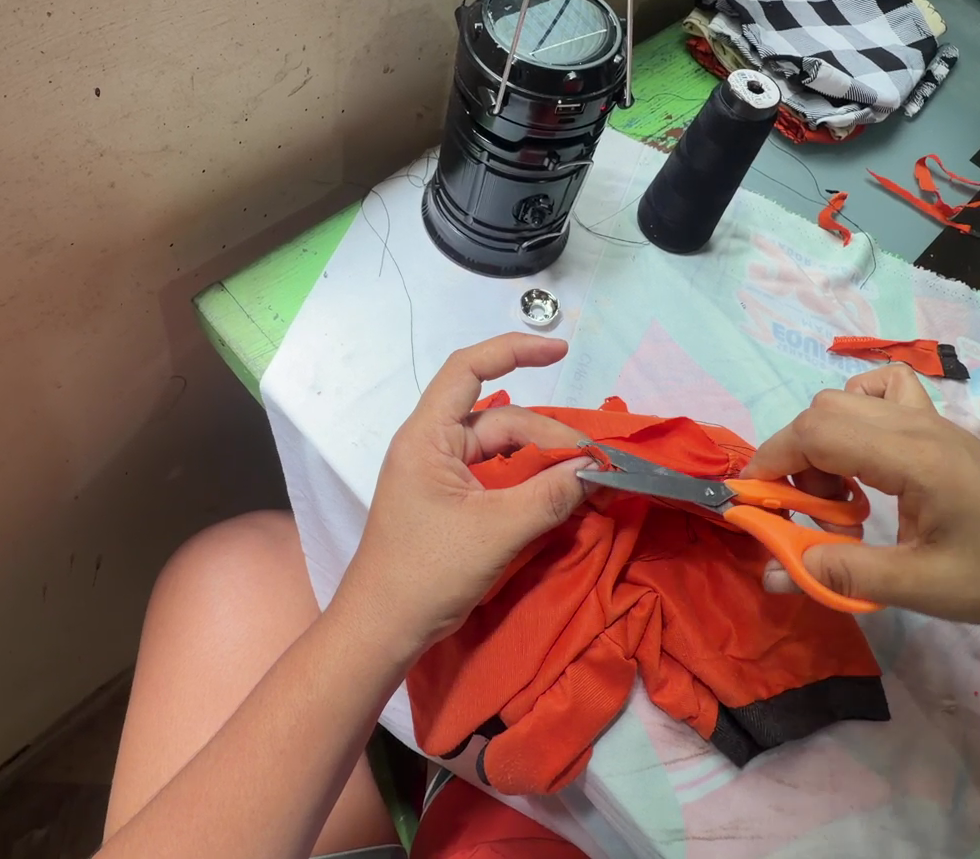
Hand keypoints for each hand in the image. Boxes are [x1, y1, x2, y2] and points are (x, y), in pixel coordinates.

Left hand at [331, 334, 591, 657]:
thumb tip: (596, 468)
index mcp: (427, 436)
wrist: (383, 629)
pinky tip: (558, 493)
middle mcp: (433, 445)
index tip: (560, 351)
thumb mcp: (496, 532)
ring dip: (542, 460)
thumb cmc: (427, 573)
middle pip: (500, 420)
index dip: (514, 350)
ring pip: (502, 450)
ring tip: (585, 477)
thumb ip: (550, 495)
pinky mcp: (450, 499)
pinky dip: (528, 481)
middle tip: (595, 465)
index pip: (468, 369)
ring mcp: (441, 473)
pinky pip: (497, 475)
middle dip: (548, 438)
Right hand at [742, 365, 979, 634]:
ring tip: (840, 495)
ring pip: (849, 399)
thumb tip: (771, 571)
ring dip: (822, 439)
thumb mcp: (923, 588)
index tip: (755, 502)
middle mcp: (917, 425)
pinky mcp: (944, 432)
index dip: (771, 460)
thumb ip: (843, 574)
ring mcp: (933, 422)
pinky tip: (867, 460)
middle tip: (805, 510)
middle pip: (824, 409)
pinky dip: (856, 414)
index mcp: (912, 457)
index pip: (815, 431)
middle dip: (793, 454)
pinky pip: (884, 393)